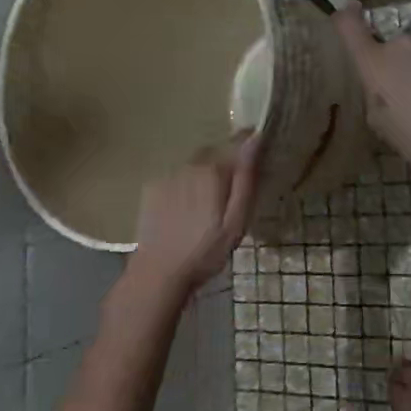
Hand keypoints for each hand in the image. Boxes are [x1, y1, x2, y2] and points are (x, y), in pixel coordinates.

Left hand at [128, 133, 262, 294]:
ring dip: (203, 174)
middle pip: (213, 153)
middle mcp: (188, 165)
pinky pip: (175, 177)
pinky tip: (184, 208)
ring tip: (206, 202)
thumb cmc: (205, 251)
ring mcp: (167, 175)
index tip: (258, 146)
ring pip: (193, 165)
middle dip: (224, 162)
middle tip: (230, 188)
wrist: (159, 270)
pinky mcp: (152, 187)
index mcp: (212, 172)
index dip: (248, 142)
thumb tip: (254, 141)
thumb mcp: (236, 222)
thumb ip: (245, 180)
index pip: (235, 143)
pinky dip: (184, 184)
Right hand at [333, 4, 410, 185]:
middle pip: (390, 47)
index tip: (348, 13)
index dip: (345, 17)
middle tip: (404, 97)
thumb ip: (375, 91)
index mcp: (375, 63)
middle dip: (394, 65)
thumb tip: (385, 80)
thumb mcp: (380, 121)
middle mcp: (401, 45)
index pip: (349, 25)